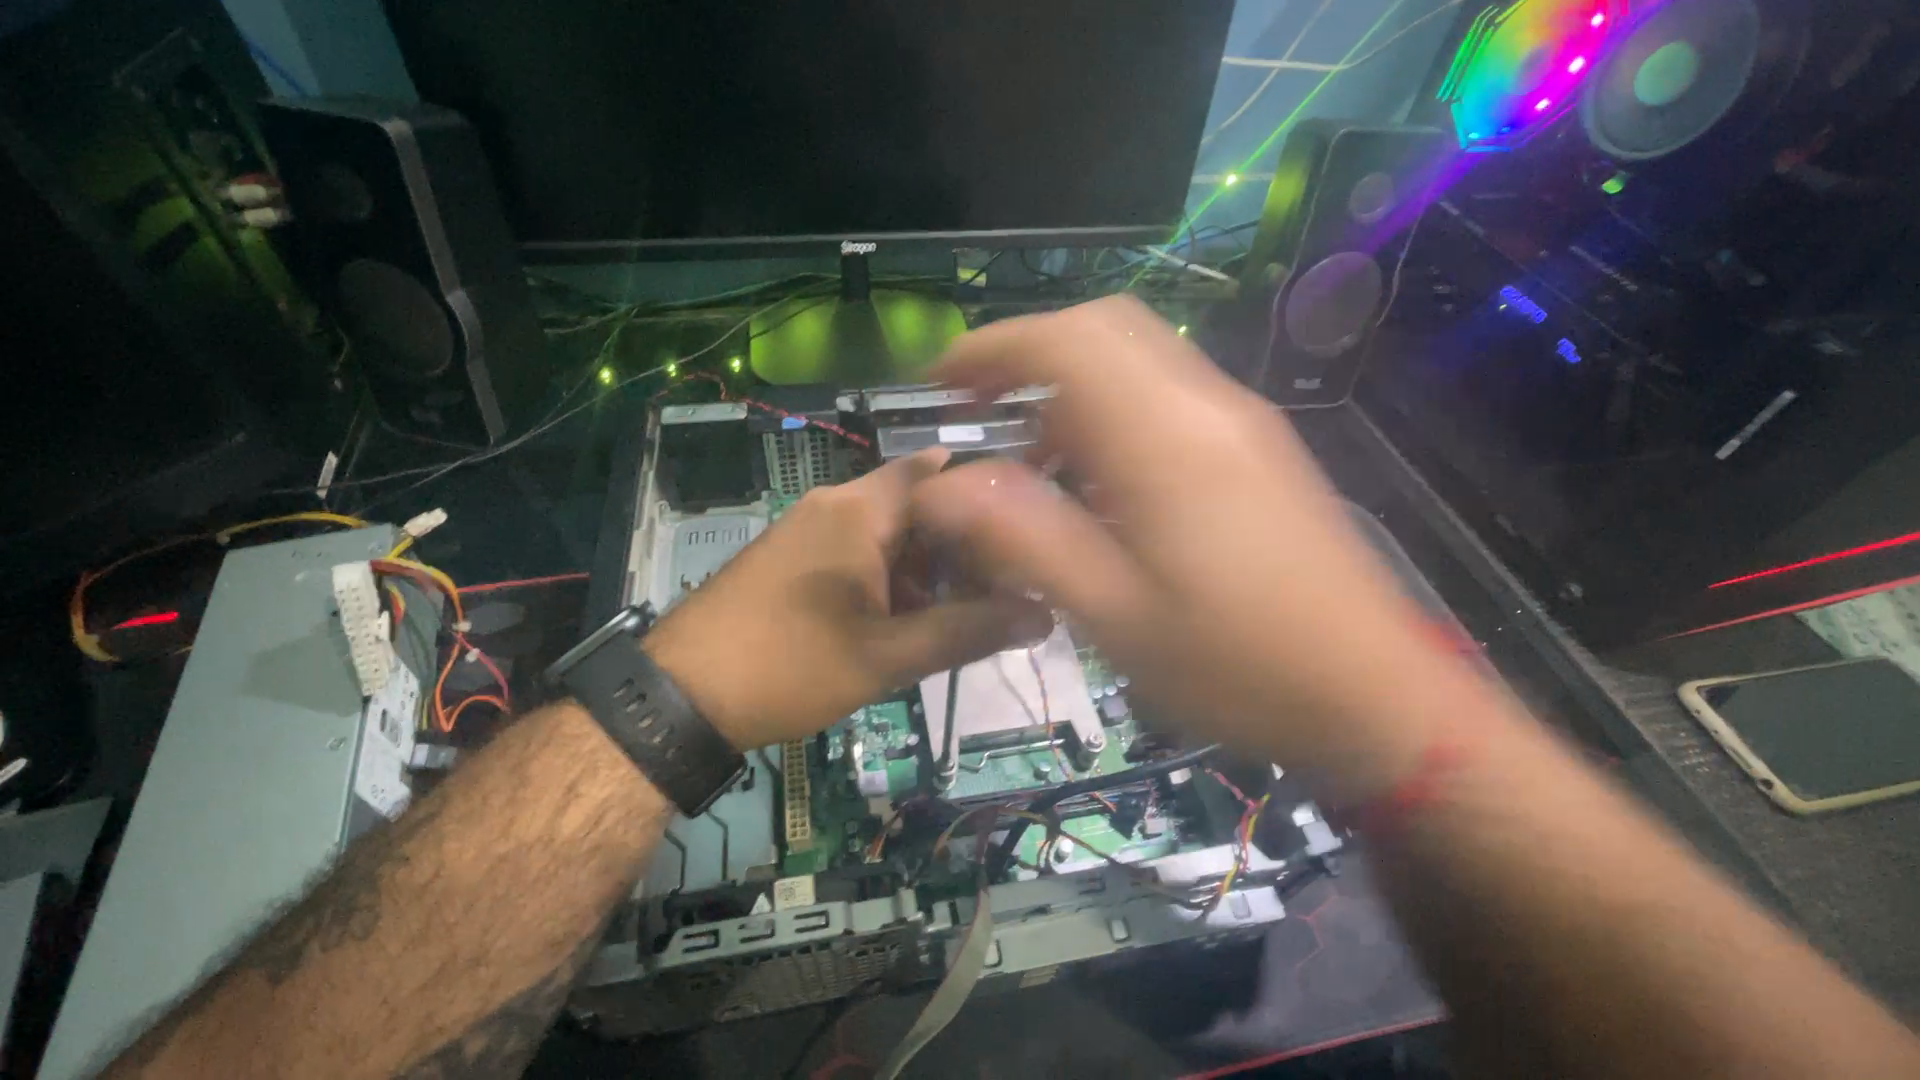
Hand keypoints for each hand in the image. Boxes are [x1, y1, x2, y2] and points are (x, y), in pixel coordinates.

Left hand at [643, 449, 1052, 749]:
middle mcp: (832, 507)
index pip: (936, 473)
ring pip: (888, 538)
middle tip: (1005, 593)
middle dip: (961, 548)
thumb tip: (1044, 616)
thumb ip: (968, 632)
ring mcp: (807, 533)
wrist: (680, 699)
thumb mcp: (887, 657)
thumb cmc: (788, 666)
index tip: (1028, 536)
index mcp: (857, 511)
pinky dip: (890, 583)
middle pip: (916, 509)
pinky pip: (857, 557)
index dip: (987, 498)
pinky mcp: (792, 563)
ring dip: (926, 572)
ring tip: (964, 618)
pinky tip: (908, 626)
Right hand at [911, 297, 1470, 797]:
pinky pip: (1166, 397)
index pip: (1067, 342)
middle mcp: (1206, 406)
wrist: (1374, 693)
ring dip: (1069, 387)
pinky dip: (1110, 413)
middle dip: (1029, 355)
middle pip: (1105, 330)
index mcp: (1165, 439)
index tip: (938, 384)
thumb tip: (940, 488)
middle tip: (976, 409)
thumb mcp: (1115, 614)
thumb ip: (1025, 539)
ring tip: (1025, 459)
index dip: (991, 348)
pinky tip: (1094, 485)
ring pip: (1137, 360)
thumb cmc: (1237, 665)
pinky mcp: (1256, 450)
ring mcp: (1239, 423)